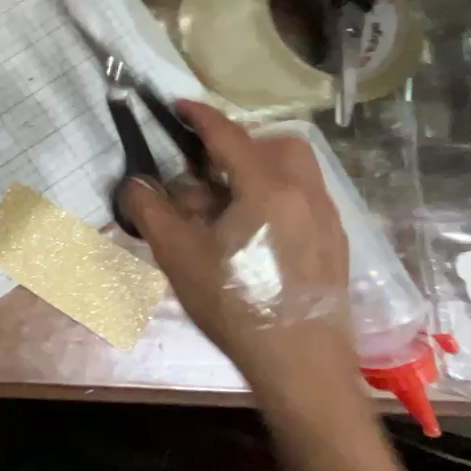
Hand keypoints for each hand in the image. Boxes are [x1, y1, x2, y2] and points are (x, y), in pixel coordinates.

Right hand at [121, 103, 355, 399]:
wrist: (299, 365)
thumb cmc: (233, 303)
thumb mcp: (175, 253)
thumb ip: (149, 208)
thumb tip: (136, 184)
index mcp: (267, 190)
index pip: (231, 136)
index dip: (201, 116)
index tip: (178, 105)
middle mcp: (306, 196)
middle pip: (278, 144)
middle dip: (239, 144)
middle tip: (201, 168)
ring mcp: (327, 221)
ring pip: (295, 171)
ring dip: (256, 171)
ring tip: (220, 204)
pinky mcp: (334, 245)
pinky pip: (303, 199)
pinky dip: (272, 196)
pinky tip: (244, 232)